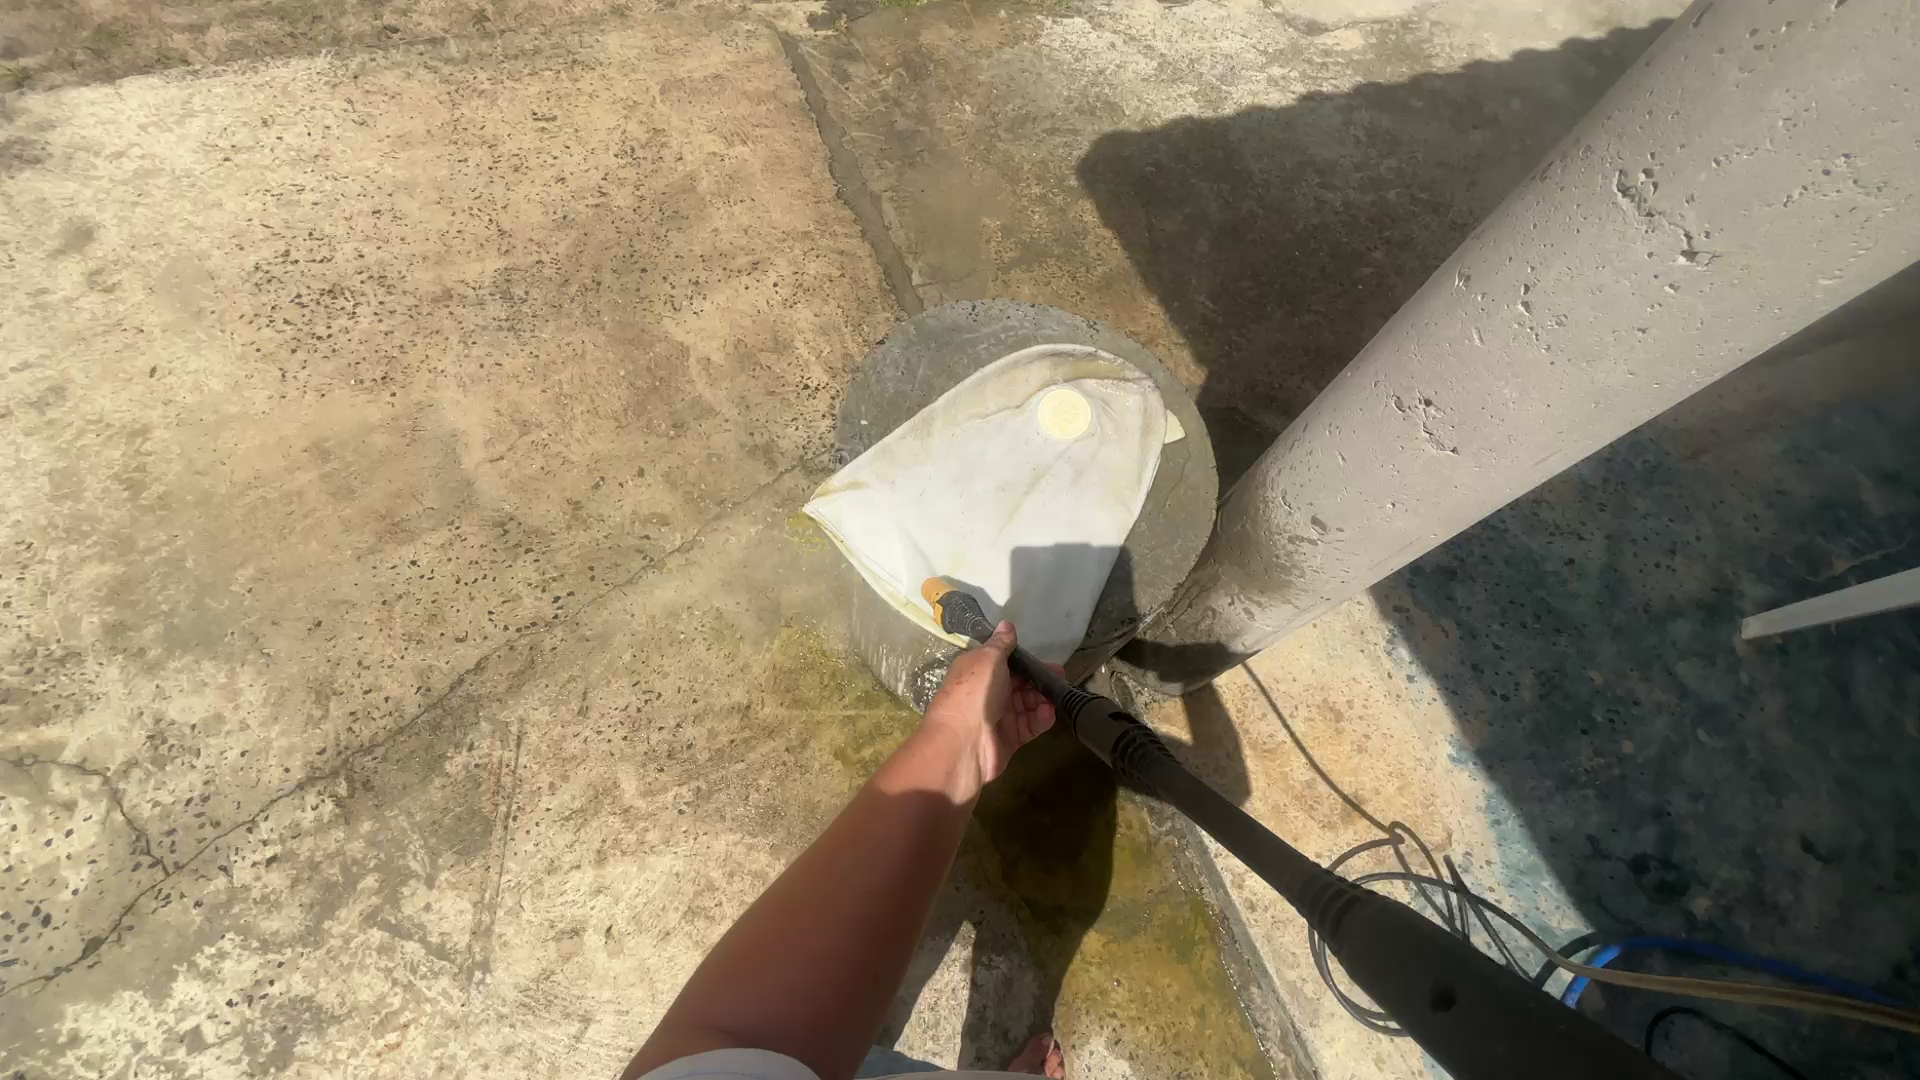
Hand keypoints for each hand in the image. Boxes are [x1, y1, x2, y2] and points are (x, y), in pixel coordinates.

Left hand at [921, 621, 1056, 787]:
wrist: (962, 743)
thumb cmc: (975, 693)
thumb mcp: (988, 659)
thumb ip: (1001, 644)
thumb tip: (1006, 623)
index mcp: (978, 671)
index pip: (1005, 662)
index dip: (1024, 660)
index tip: (1044, 659)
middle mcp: (987, 692)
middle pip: (1019, 683)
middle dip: (1039, 679)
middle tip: (1060, 676)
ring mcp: (999, 716)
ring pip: (1027, 703)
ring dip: (1042, 698)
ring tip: (1056, 696)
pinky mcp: (1009, 738)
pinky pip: (1030, 725)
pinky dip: (1040, 718)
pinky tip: (1048, 713)